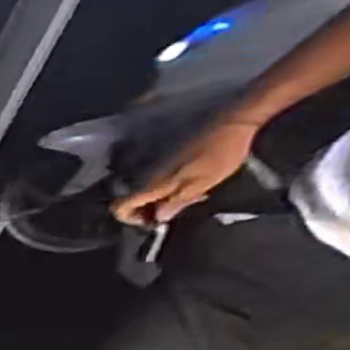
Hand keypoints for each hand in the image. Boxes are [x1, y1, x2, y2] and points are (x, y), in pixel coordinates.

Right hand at [111, 119, 258, 226]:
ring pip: (147, 196)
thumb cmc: (218, 155)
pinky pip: (159, 186)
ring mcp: (157, 172)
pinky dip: (169, 193)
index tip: (151, 222)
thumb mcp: (203, 182)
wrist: (229, 127)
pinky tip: (192, 189)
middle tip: (173, 214)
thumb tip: (159, 217)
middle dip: (148, 213)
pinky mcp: (168, 166)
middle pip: (132, 204)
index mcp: (154, 186)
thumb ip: (178, 201)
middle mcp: (149, 179)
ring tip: (188, 201)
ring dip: (161, 203)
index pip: (120, 207)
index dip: (129, 219)